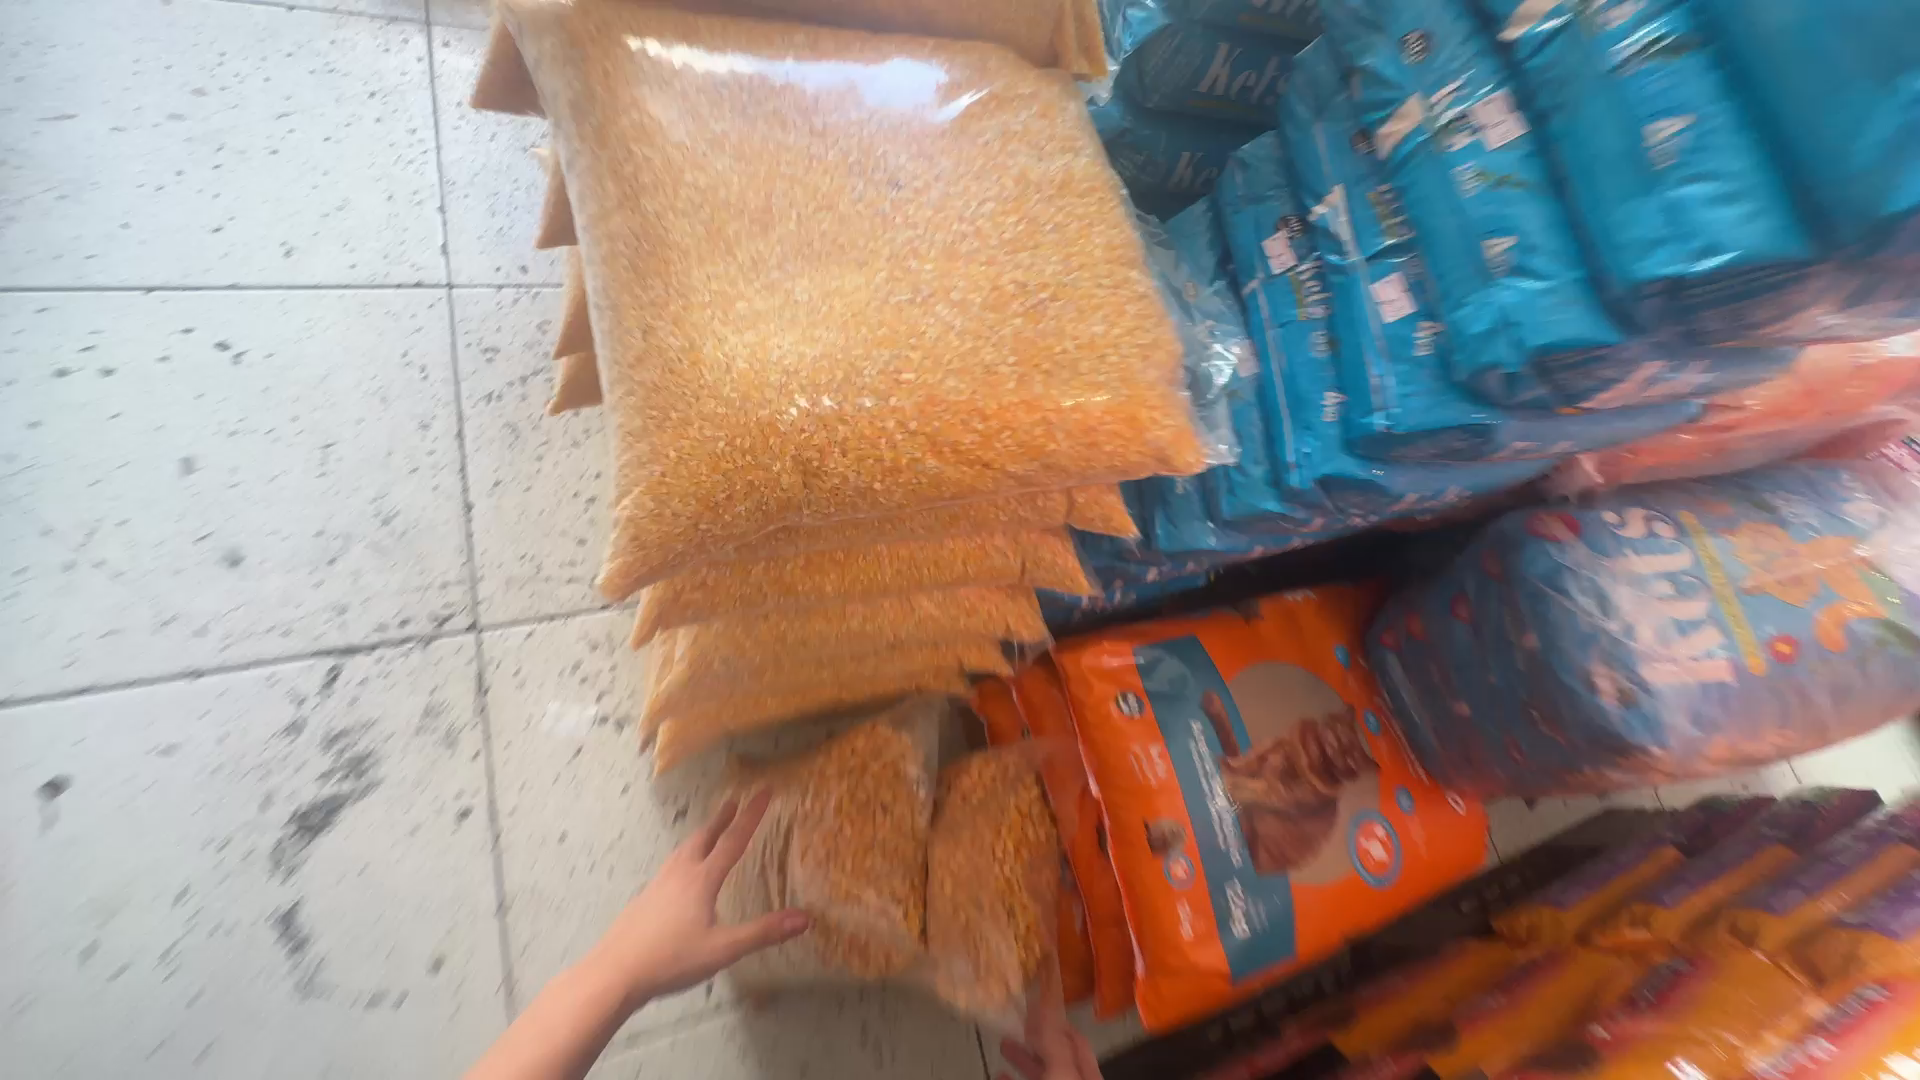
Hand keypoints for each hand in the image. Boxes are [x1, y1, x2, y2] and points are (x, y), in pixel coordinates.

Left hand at [582, 789, 810, 1008]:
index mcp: (703, 879)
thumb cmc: (671, 959)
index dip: (752, 815)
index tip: (764, 790)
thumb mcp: (723, 949)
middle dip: (722, 818)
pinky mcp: (645, 899)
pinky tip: (680, 871)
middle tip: (733, 801)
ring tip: (710, 829)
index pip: (734, 840)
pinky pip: (672, 864)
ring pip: (685, 849)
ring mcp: (659, 884)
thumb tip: (805, 918)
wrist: (613, 974)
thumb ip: (763, 933)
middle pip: (705, 837)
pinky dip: (686, 854)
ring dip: (703, 833)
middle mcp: (681, 873)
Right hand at [997, 991, 1102, 1079]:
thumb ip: (1053, 1038)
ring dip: (1021, 1058)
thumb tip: (1044, 1003)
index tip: (1036, 1003)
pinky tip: (999, 1073)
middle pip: (1056, 1056)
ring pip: (1040, 1073)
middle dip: (1035, 1038)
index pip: (1076, 1040)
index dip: (1057, 1021)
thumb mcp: (1061, 1069)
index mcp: (1087, 1073)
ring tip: (1003, 1043)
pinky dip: (1012, 1078)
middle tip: (1017, 1020)